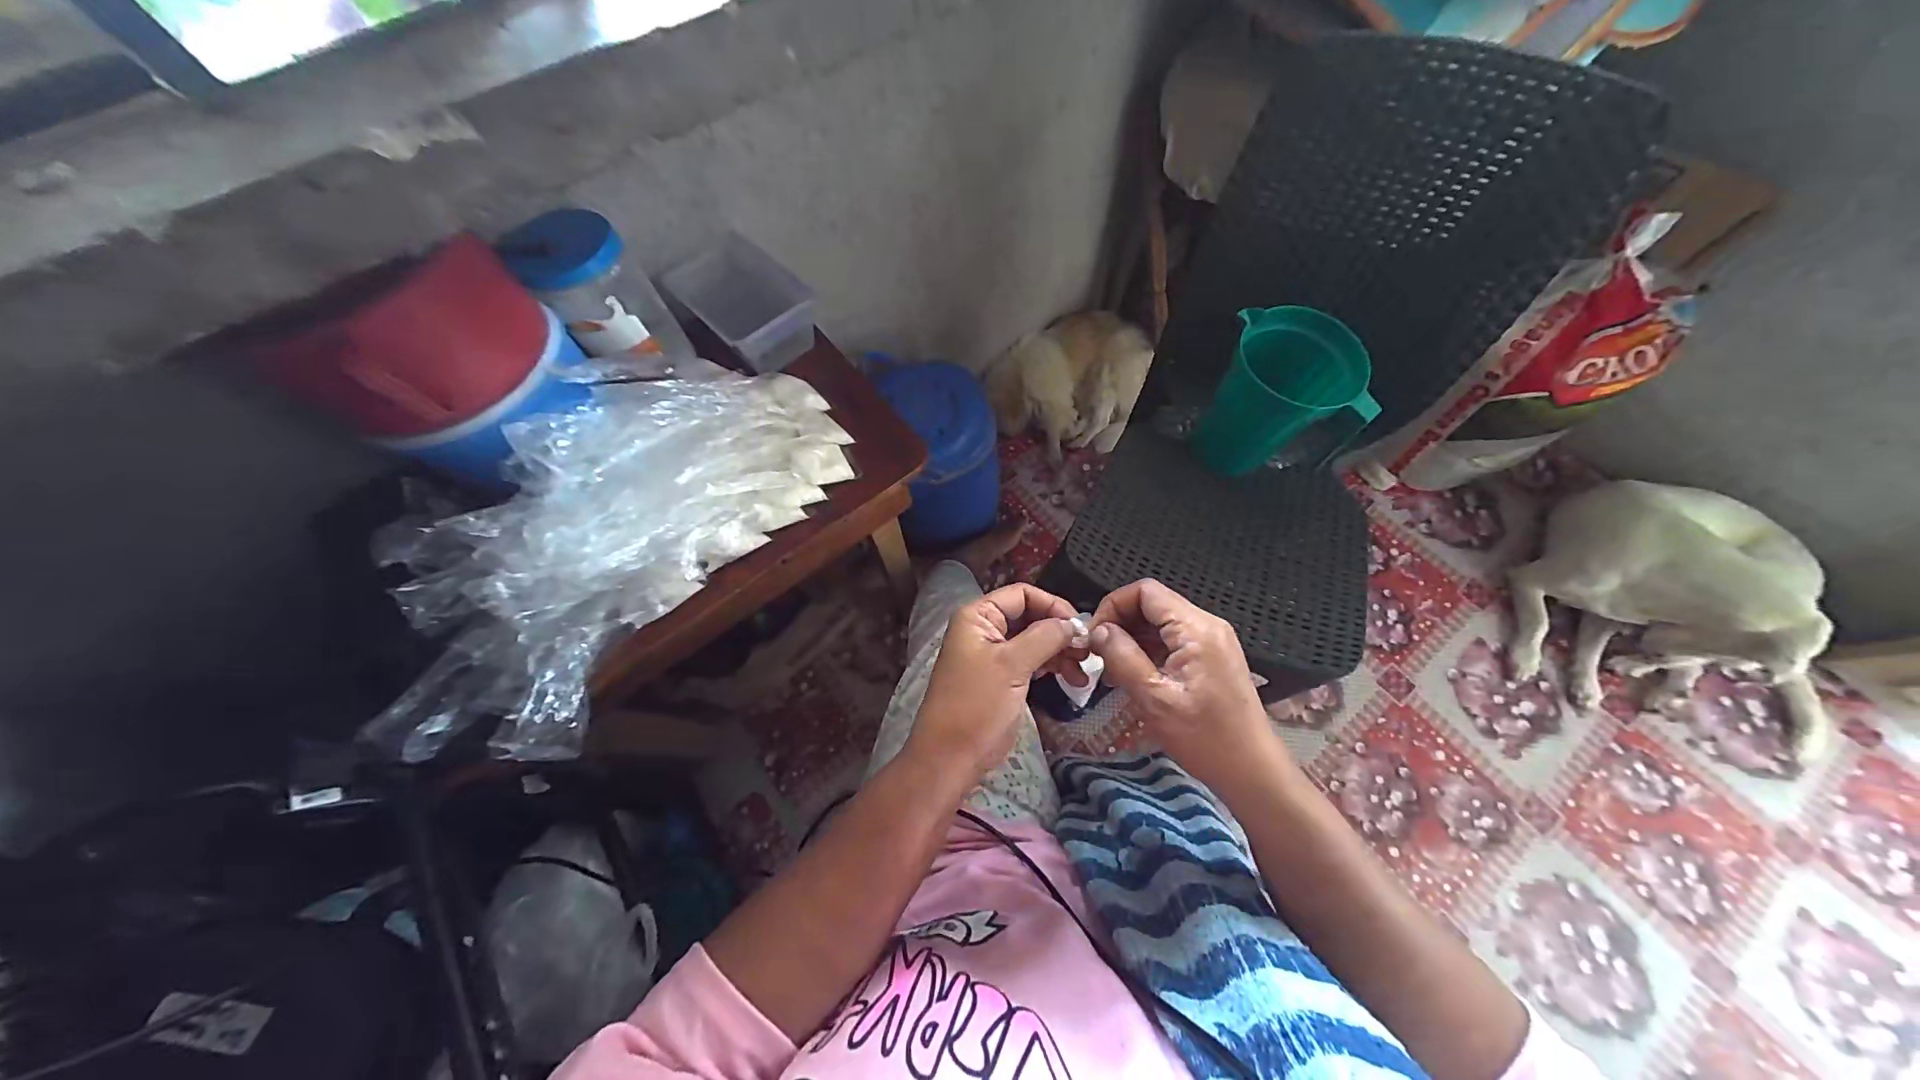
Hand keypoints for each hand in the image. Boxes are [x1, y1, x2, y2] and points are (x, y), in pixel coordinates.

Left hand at [907, 583, 1085, 781]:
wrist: (951, 757)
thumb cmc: (976, 706)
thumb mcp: (1012, 665)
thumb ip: (1045, 637)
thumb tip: (1074, 623)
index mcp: (978, 617)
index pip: (1022, 594)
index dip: (1053, 606)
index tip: (1080, 627)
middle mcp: (984, 630)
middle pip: (1031, 616)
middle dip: (1060, 631)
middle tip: (1087, 651)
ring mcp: (993, 655)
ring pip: (1035, 640)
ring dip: (1061, 651)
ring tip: (1084, 671)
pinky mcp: (1002, 678)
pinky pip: (1032, 661)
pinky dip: (1052, 667)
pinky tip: (1073, 680)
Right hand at [1089, 578, 1289, 788]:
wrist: (1251, 770)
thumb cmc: (1205, 737)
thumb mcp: (1153, 698)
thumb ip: (1122, 657)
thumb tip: (1098, 630)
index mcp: (1196, 628)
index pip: (1145, 591)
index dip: (1113, 606)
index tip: (1095, 635)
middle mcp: (1207, 625)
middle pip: (1152, 603)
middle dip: (1120, 623)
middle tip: (1100, 655)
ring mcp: (1212, 640)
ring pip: (1159, 621)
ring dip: (1132, 638)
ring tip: (1115, 670)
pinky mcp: (1211, 656)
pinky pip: (1172, 639)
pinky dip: (1149, 650)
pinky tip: (1135, 676)